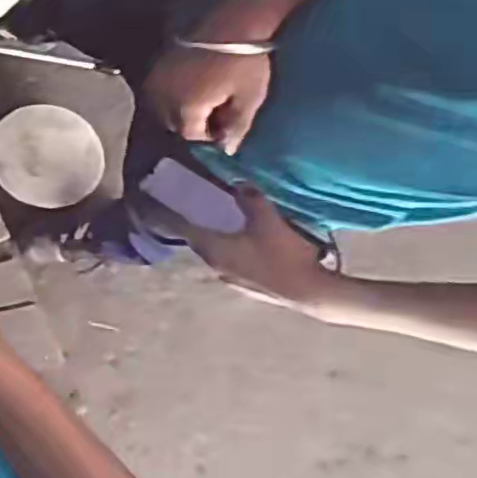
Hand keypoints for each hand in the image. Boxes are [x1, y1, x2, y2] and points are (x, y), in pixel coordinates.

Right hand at [144, 45, 270, 155]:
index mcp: (185, 109)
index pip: (191, 136)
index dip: (210, 137)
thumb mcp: (249, 97)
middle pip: (173, 124)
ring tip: (201, 104)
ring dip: (179, 112)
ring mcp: (155, 83)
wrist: (229, 23)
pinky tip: (189, 90)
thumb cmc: (243, 63)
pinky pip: (158, 94)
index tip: (226, 130)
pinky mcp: (155, 69)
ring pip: (162, 109)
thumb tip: (227, 150)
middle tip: (215, 118)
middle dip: (192, 126)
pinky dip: (171, 98)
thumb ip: (237, 126)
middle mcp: (162, 99)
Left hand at [166, 184, 342, 311]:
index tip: (163, 206)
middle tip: (199, 213)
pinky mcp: (247, 288)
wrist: (313, 294)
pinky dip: (233, 256)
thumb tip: (239, 182)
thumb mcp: (268, 221)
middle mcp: (214, 264)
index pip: (181, 229)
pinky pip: (232, 266)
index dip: (170, 216)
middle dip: (196, 228)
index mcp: (210, 248)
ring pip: (215, 256)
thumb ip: (251, 199)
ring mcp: (230, 278)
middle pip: (197, 242)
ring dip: (216, 243)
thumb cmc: (284, 256)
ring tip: (224, 230)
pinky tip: (246, 251)